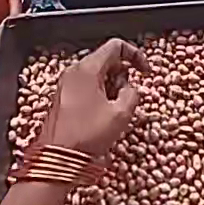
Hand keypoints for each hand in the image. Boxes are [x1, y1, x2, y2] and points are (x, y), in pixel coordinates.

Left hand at [34, 38, 146, 158]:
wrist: (58, 158)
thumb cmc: (88, 134)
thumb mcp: (121, 114)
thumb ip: (132, 94)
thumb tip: (130, 88)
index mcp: (87, 68)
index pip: (116, 46)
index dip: (136, 56)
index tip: (145, 72)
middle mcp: (74, 71)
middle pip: (106, 60)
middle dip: (122, 75)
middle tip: (127, 98)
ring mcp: (66, 84)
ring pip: (97, 74)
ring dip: (112, 87)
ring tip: (115, 110)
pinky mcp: (63, 97)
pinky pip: (86, 86)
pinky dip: (100, 94)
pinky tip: (102, 115)